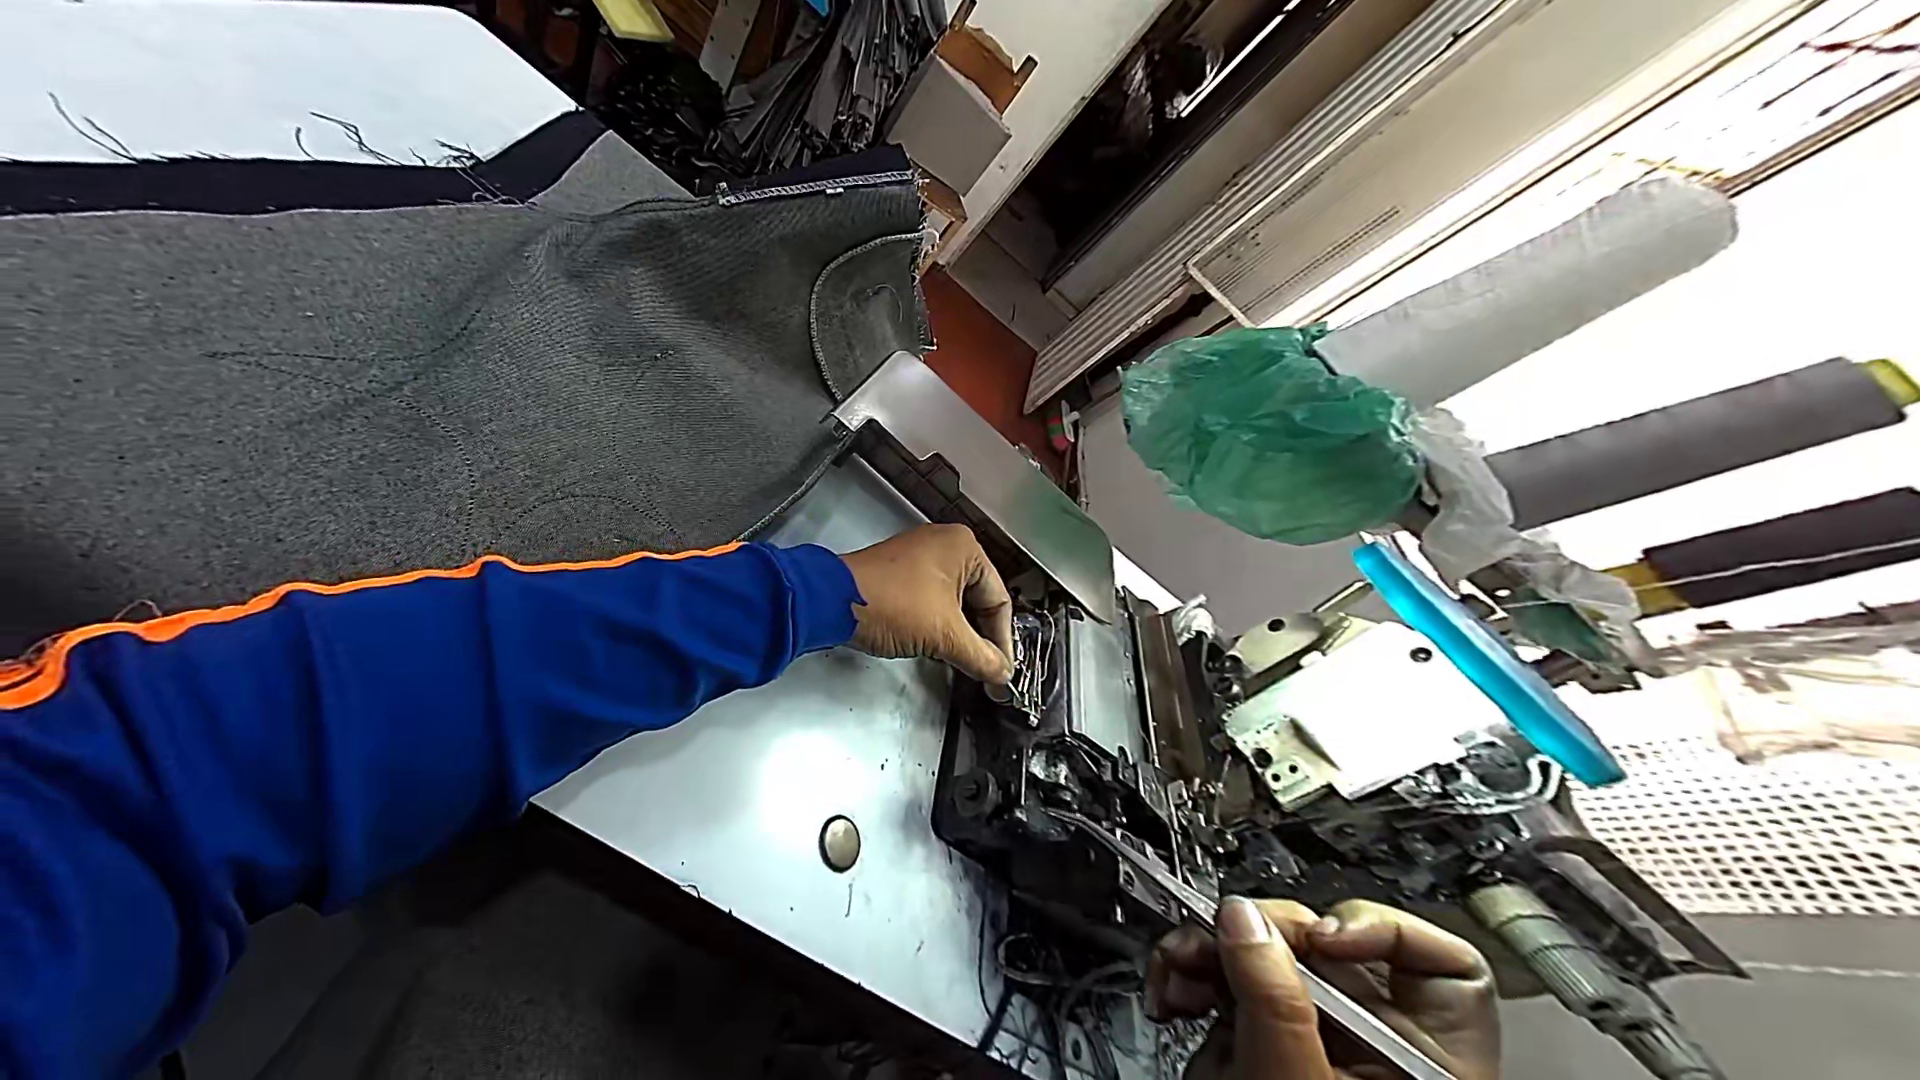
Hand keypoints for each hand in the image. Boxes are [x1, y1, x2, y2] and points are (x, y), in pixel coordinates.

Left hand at [839, 524, 1013, 685]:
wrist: (829, 601)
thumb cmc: (891, 604)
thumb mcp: (945, 635)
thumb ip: (981, 657)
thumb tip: (1002, 674)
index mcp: (965, 548)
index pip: (999, 600)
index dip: (1003, 640)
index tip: (1003, 670)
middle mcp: (946, 546)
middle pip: (979, 601)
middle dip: (982, 639)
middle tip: (988, 672)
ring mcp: (922, 558)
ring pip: (956, 604)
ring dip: (962, 635)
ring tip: (967, 665)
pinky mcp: (902, 574)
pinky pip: (935, 602)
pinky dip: (941, 626)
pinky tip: (942, 648)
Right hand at [1147, 897, 1499, 1079]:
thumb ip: (1271, 998)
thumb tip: (1245, 916)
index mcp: (1417, 1066)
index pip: (1442, 965)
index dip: (1383, 931)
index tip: (1323, 937)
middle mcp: (1366, 1042)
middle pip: (1327, 941)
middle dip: (1262, 931)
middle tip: (1229, 936)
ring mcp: (1306, 1032)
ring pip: (1264, 947)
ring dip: (1209, 946)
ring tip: (1180, 966)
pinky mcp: (1256, 1029)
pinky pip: (1227, 970)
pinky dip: (1192, 968)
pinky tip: (1172, 987)